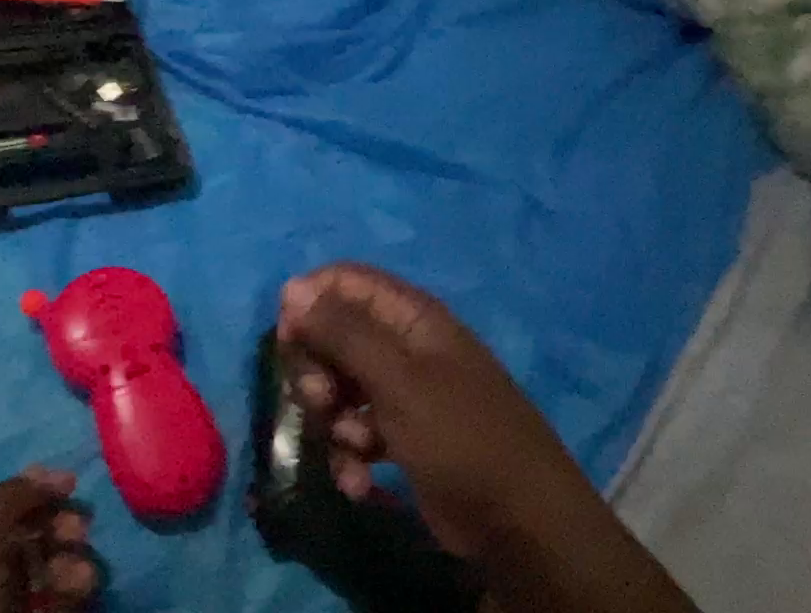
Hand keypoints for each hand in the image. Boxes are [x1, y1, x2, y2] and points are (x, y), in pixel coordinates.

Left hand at [0, 466, 100, 612]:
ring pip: (55, 566)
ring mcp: (15, 599)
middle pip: (36, 533)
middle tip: (78, 528)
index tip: (71, 482)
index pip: (8, 506)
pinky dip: (77, 589)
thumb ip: (12, 497)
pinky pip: (65, 598)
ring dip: (73, 559)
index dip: (39, 490)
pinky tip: (82, 586)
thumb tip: (52, 473)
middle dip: (62, 524)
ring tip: (78, 569)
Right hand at [276, 263, 568, 559]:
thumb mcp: (397, 380)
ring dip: (332, 419)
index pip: (344, 281)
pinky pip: (355, 430)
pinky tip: (359, 481)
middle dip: (316, 370)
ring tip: (352, 447)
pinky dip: (350, 454)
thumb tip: (291, 288)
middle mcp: (405, 346)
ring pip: (339, 386)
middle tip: (321, 401)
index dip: (308, 301)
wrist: (522, 528)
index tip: (287, 338)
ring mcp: (404, 393)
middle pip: (334, 334)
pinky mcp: (401, 437)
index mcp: (411, 317)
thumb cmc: (461, 439)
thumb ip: (342, 332)